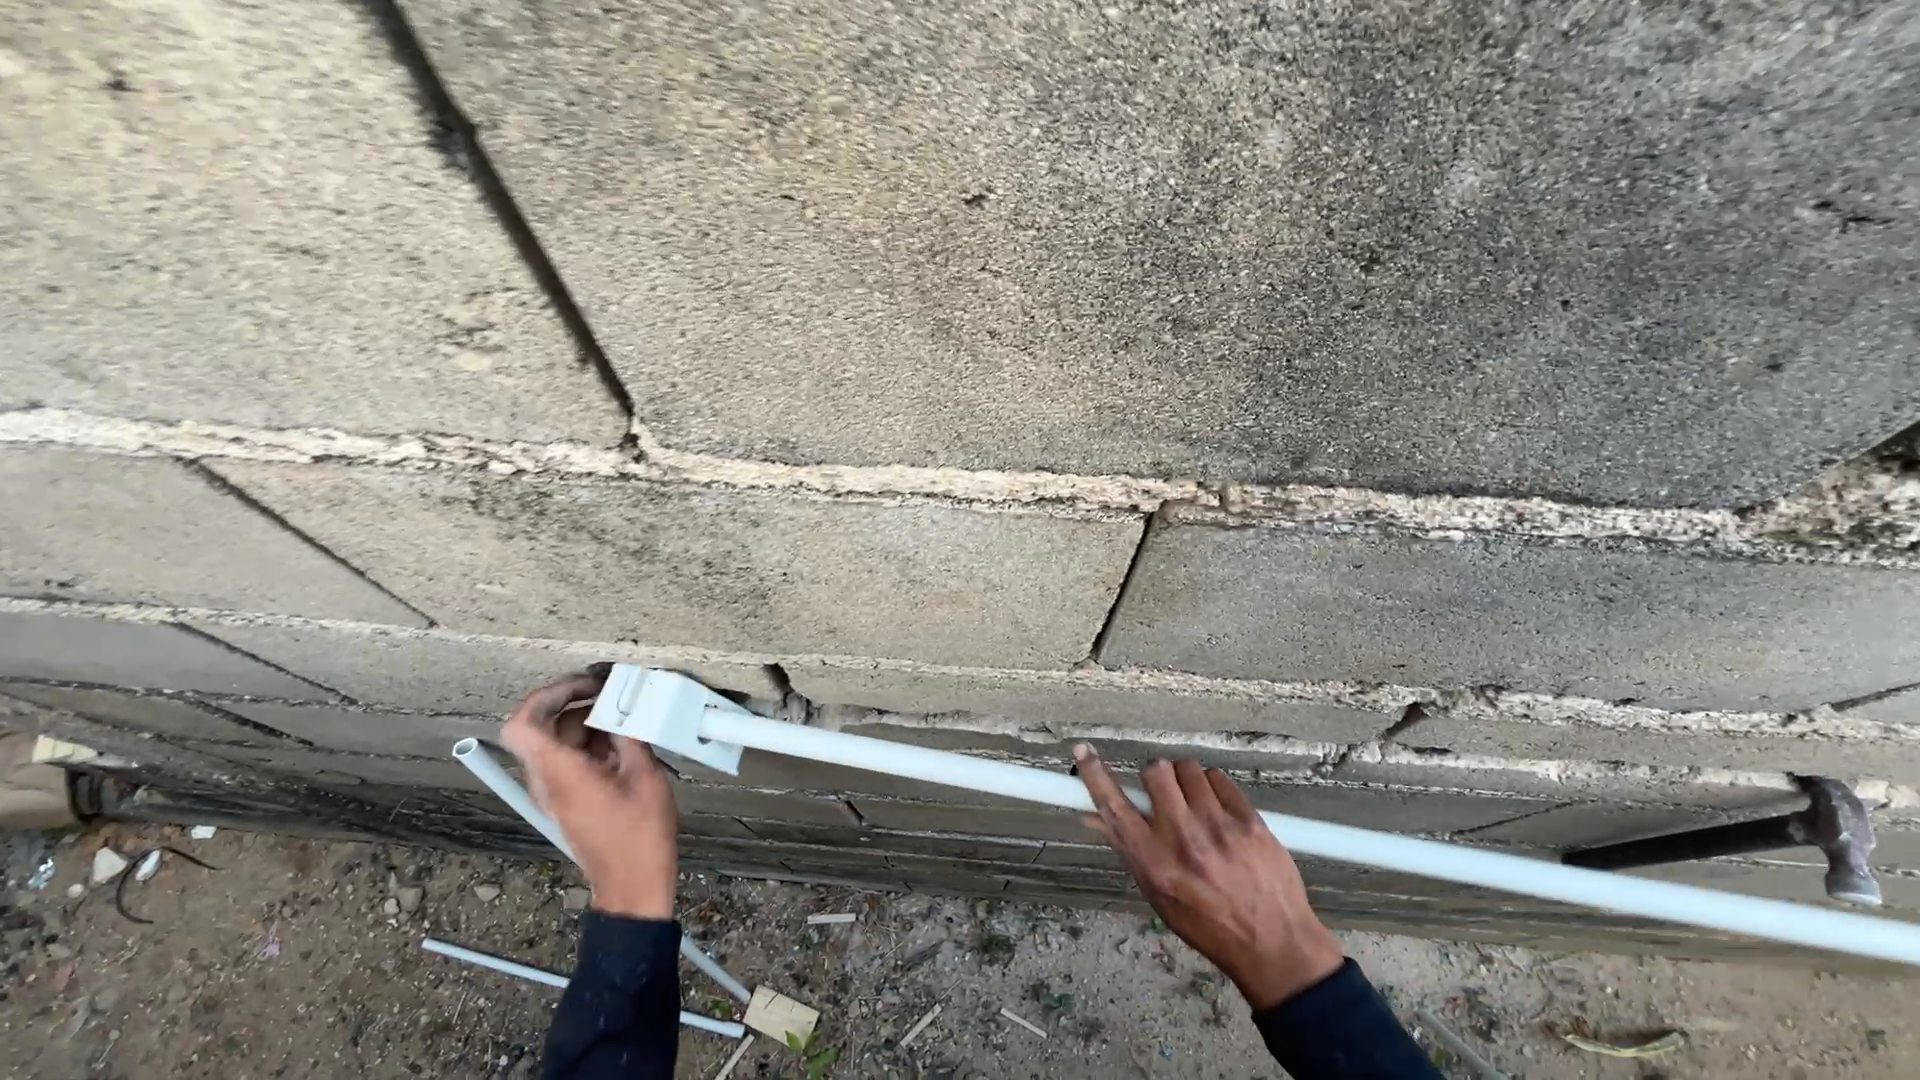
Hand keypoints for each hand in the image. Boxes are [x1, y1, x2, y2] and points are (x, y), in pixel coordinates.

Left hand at [501, 672, 678, 919]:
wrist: (632, 885)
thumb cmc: (640, 836)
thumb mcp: (645, 776)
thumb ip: (630, 737)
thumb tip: (626, 709)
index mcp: (560, 774)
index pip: (522, 725)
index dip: (547, 696)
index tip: (586, 686)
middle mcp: (548, 781)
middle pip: (544, 728)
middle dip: (576, 704)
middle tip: (613, 694)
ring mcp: (556, 793)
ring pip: (558, 743)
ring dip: (588, 724)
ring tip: (628, 718)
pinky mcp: (569, 800)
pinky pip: (570, 760)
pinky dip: (593, 744)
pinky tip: (627, 743)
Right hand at [1074, 745, 1343, 1010]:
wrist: (1273, 943)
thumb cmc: (1207, 923)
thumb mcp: (1157, 893)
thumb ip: (1127, 848)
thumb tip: (1092, 816)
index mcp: (1153, 861)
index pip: (1113, 807)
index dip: (1094, 774)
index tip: (1082, 750)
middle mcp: (1182, 838)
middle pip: (1156, 772)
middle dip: (1157, 778)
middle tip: (1166, 796)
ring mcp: (1218, 826)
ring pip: (1189, 769)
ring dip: (1186, 780)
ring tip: (1195, 805)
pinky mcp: (1249, 820)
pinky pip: (1219, 778)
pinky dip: (1213, 787)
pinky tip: (1218, 810)